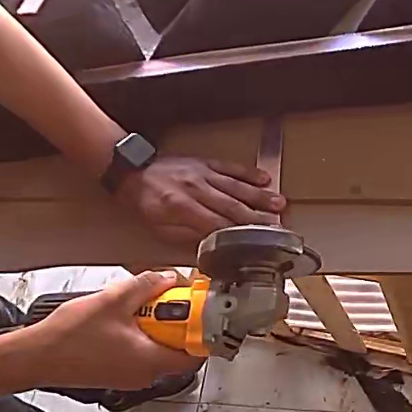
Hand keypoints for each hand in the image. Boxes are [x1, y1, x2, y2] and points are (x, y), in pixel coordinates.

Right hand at [10, 271, 202, 389]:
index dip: (202, 333)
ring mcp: (129, 376)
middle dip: (177, 325)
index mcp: (151, 362)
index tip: (201, 313)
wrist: (32, 358)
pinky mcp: (115, 373)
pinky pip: (140, 354)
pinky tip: (125, 319)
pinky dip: (141, 336)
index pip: (196, 354)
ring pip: (157, 350)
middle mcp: (144, 374)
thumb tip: (168, 278)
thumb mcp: (114, 301)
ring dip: (157, 328)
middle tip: (169, 303)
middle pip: (178, 349)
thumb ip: (146, 286)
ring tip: (142, 308)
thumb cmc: (68, 338)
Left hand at [113, 155, 284, 243]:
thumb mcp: (159, 229)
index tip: (256, 243)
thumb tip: (212, 248)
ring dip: (259, 196)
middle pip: (232, 206)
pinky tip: (265, 178)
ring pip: (236, 186)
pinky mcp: (206, 163)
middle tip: (278, 225)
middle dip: (256, 217)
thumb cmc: (145, 203)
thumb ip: (187, 238)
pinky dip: (248, 173)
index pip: (216, 224)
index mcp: (182, 208)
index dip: (237, 235)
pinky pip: (230, 167)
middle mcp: (196, 189)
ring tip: (279, 203)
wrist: (132, 171)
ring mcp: (203, 174)